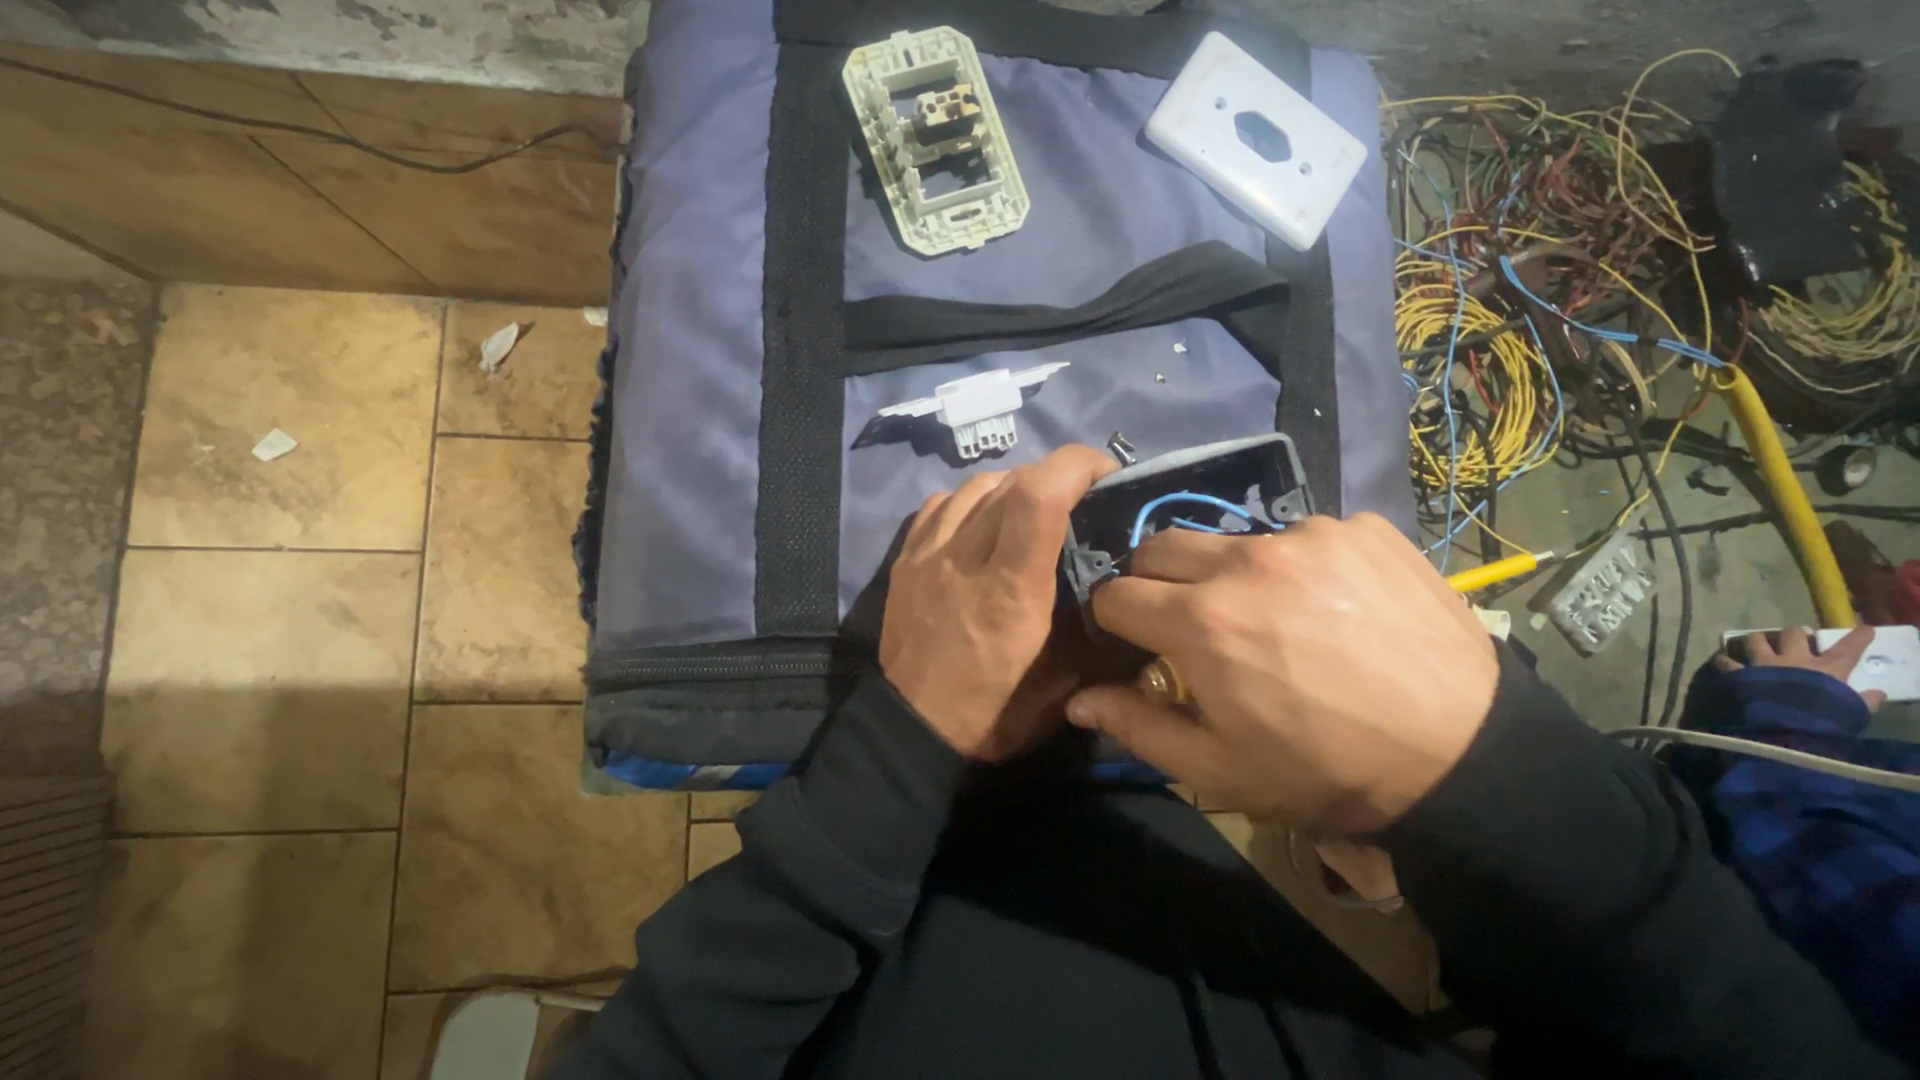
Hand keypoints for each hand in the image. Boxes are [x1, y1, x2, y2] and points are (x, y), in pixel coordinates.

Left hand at [880, 445, 1115, 760]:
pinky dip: (970, 501)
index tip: (1104, 475)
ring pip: (975, 486)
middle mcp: (965, 559)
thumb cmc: (995, 711)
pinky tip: (981, 522)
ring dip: (1012, 485)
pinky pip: (940, 504)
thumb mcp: (1062, 680)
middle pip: (1012, 481)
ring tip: (1030, 509)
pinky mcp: (904, 560)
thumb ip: (1091, 624)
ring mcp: (927, 555)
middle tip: (1077, 500)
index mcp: (1010, 589)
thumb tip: (1119, 583)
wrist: (913, 729)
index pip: (1039, 495)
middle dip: (1055, 476)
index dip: (1076, 466)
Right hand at [1065, 513, 1496, 832]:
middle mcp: (1246, 561)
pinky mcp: (1364, 529)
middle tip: (1190, 623)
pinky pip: (1304, 536)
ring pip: (1234, 541)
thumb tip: (1076, 700)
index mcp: (1201, 621)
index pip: (1116, 592)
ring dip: (1230, 574)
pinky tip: (1333, 606)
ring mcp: (1310, 536)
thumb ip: (1138, 726)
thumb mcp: (1219, 769)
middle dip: (1155, 581)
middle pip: (1161, 547)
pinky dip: (1299, 566)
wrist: (1467, 758)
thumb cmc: (1326, 771)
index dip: (1115, 620)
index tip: (1135, 642)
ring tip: (1273, 617)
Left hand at [1715, 625, 1885, 710]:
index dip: (1857, 637)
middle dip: (1793, 633)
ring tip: (1755, 640)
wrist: (1788, 726)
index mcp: (1827, 668)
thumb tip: (1878, 694)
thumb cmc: (1826, 718)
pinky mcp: (1739, 673)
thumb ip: (1865, 701)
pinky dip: (1723, 660)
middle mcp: (1794, 659)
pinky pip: (1725, 661)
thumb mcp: (1852, 711)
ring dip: (1755, 639)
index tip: (1864, 628)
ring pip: (1755, 639)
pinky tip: (1721, 658)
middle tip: (1792, 637)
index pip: (1848, 649)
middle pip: (1793, 634)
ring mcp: (1763, 664)